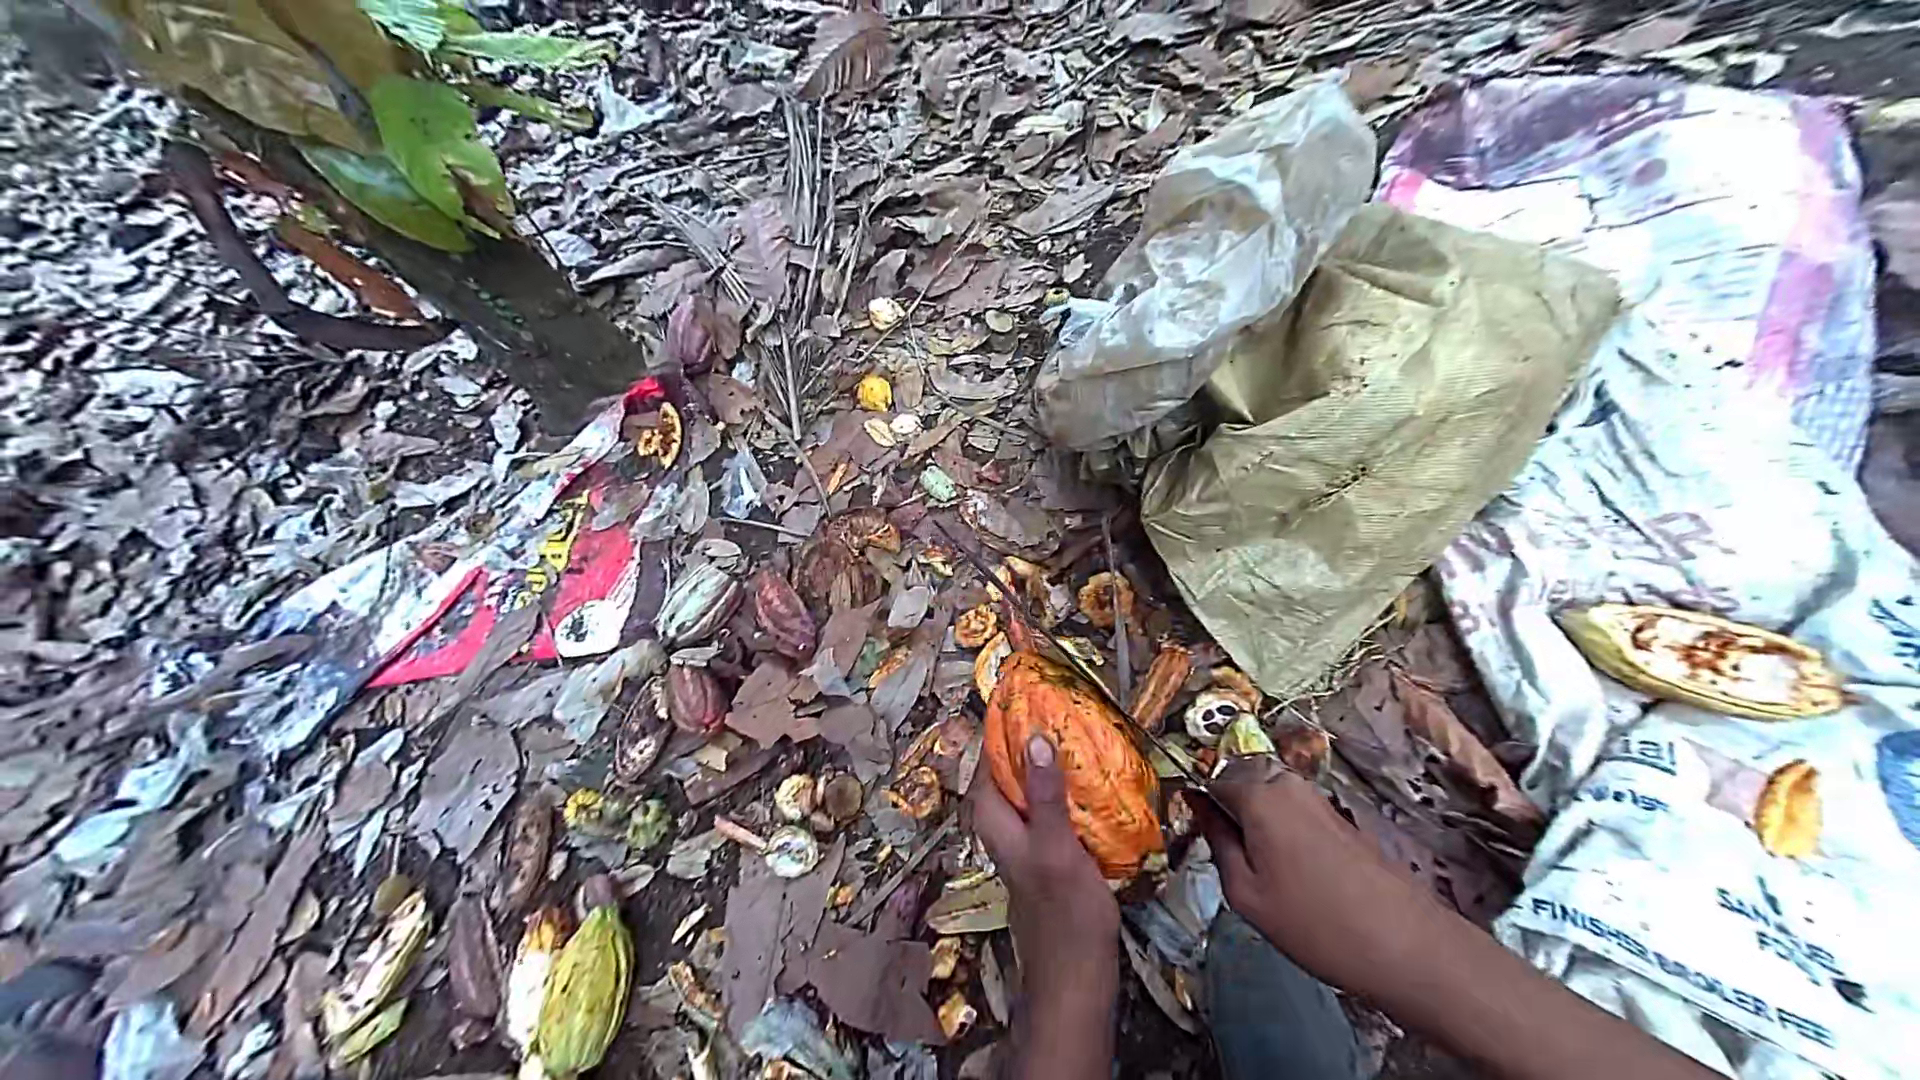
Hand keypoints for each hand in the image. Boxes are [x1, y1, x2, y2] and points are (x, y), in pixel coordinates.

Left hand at [969, 734, 1117, 1079]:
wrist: (1076, 976)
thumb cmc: (1064, 916)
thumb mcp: (1056, 849)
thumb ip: (1045, 795)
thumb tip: (1036, 738)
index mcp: (993, 815)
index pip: (989, 754)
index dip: (1003, 721)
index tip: (1026, 690)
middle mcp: (1001, 819)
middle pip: (1010, 763)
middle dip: (1030, 733)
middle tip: (1061, 703)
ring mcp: (1023, 833)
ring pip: (1031, 781)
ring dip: (1049, 756)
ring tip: (1078, 728)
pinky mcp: (1045, 844)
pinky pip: (1049, 800)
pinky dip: (1064, 782)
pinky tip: (1091, 774)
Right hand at [1188, 756, 1441, 993]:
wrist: (1411, 948)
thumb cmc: (1316, 923)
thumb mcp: (1246, 892)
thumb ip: (1215, 840)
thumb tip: (1199, 805)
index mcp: (1258, 792)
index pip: (1208, 777)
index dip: (1195, 801)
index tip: (1192, 828)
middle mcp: (1286, 782)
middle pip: (1238, 781)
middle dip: (1226, 808)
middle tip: (1227, 855)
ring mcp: (1316, 796)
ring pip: (1264, 795)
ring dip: (1253, 819)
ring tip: (1260, 867)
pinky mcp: (1337, 815)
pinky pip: (1290, 808)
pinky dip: (1279, 829)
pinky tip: (1291, 871)